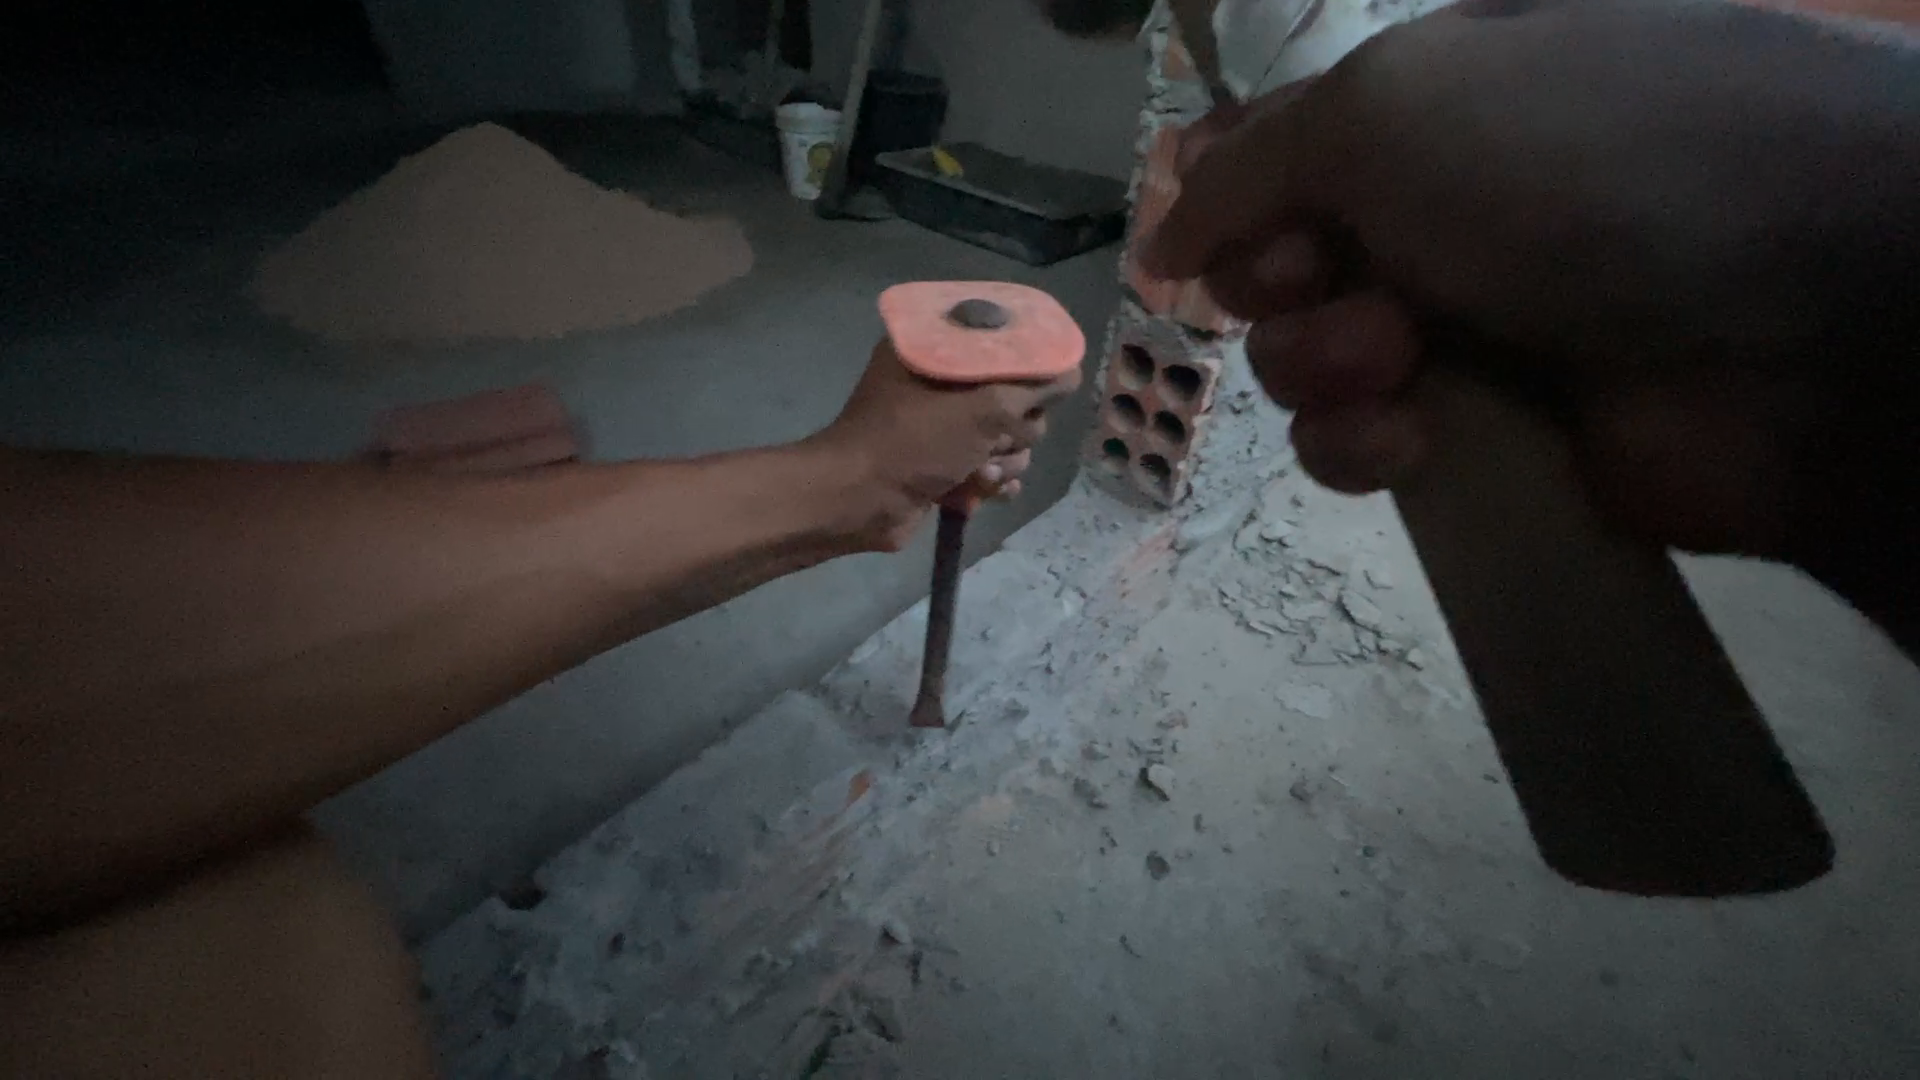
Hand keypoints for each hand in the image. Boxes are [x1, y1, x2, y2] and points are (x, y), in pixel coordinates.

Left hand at [812, 340, 1082, 551]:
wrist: (860, 501)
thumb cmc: (914, 441)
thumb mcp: (981, 407)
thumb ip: (1033, 387)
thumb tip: (1071, 372)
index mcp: (939, 348)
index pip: (1005, 342)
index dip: (1030, 366)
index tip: (1041, 390)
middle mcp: (941, 382)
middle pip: (1015, 397)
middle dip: (1016, 429)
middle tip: (998, 439)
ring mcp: (943, 426)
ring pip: (1006, 439)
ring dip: (1003, 462)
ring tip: (981, 474)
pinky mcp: (945, 464)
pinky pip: (990, 468)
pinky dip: (992, 483)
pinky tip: (984, 492)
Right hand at [1145, 0, 1919, 569]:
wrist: (1789, 333)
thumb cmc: (1585, 172)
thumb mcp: (1395, 108)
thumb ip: (1250, 165)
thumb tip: (1161, 241)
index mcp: (1413, 117)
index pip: (1264, 162)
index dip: (1230, 202)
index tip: (1237, 226)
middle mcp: (1417, 215)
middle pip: (1263, 271)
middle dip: (1280, 289)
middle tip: (1336, 281)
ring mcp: (1436, 324)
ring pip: (1292, 365)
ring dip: (1321, 367)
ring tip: (1398, 363)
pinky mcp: (1451, 428)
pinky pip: (1339, 443)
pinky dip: (1356, 444)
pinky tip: (1410, 442)